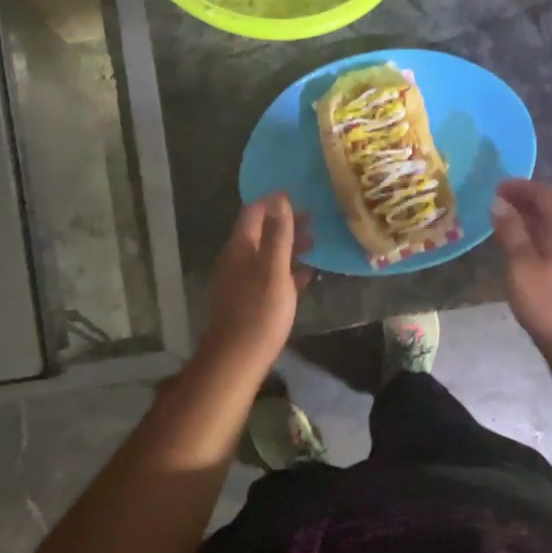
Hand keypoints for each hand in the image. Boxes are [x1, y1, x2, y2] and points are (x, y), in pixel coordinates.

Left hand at [200, 193, 310, 373]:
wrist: (237, 357)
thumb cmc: (259, 312)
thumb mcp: (274, 271)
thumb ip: (278, 236)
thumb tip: (280, 201)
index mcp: (240, 249)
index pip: (253, 213)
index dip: (273, 202)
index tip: (298, 195)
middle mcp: (237, 260)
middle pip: (260, 233)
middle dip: (285, 223)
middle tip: (313, 219)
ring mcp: (241, 281)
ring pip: (266, 255)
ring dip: (288, 246)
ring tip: (314, 244)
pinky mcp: (248, 300)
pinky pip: (269, 276)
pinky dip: (287, 269)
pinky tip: (306, 275)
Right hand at [489, 179, 551, 348]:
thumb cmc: (545, 301)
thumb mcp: (521, 264)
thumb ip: (511, 231)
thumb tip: (499, 204)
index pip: (546, 195)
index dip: (521, 187)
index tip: (496, 186)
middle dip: (525, 199)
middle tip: (496, 199)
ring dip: (529, 216)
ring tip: (503, 217)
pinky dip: (536, 232)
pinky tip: (518, 240)